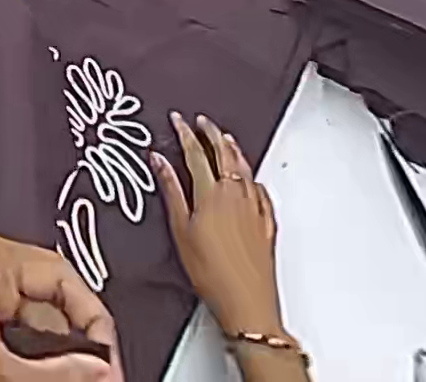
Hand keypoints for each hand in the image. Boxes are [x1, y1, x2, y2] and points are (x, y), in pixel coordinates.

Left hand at [0, 227, 122, 381]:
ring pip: (38, 317)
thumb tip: (107, 369)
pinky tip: (44, 375)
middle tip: (100, 378)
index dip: (94, 322)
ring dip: (57, 352)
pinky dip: (35, 354)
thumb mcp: (1, 374)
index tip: (111, 365)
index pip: (64, 275)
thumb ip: (62, 372)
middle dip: (76, 341)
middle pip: (53, 296)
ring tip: (75, 378)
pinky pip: (18, 326)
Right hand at [153, 113, 283, 337]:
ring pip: (245, 169)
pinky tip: (252, 179)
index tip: (177, 119)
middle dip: (212, 133)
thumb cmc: (210, 271)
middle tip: (202, 120)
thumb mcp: (180, 229)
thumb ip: (171, 189)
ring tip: (226, 138)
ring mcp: (254, 209)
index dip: (185, 133)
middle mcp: (235, 195)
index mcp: (211, 192)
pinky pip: (262, 192)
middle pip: (224, 154)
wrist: (247, 306)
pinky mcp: (266, 225)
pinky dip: (254, 179)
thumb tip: (158, 159)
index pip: (196, 152)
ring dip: (234, 150)